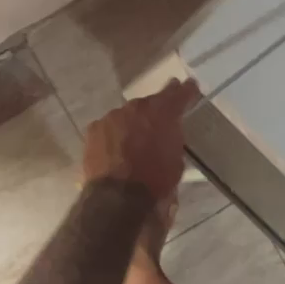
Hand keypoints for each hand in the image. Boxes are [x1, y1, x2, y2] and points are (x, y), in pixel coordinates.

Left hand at [82, 79, 194, 203]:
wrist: (118, 197)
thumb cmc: (155, 182)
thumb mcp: (176, 161)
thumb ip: (172, 139)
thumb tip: (168, 134)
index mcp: (163, 113)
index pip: (178, 94)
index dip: (185, 91)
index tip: (190, 86)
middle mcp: (138, 107)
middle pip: (149, 103)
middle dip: (156, 109)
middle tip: (160, 118)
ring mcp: (113, 116)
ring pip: (126, 115)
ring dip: (132, 124)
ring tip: (134, 141)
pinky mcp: (94, 129)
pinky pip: (109, 128)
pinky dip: (114, 136)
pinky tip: (115, 149)